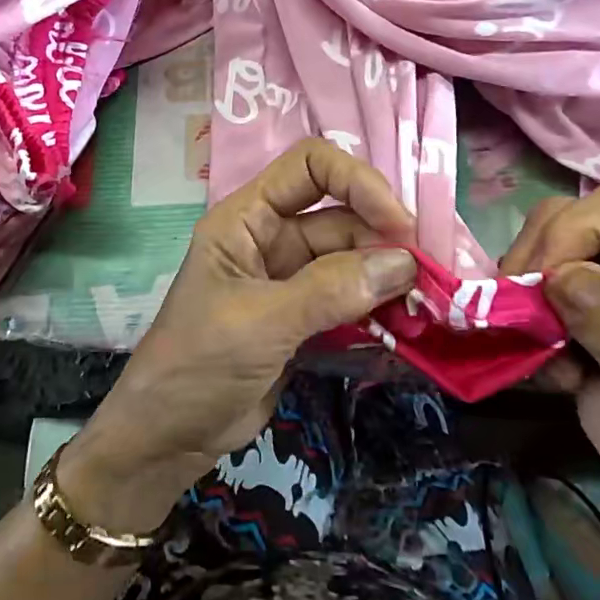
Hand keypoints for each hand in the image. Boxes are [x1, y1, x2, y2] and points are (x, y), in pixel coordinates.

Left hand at [61, 139, 419, 532]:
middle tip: (429, 281)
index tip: (398, 225)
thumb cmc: (199, 363)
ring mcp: (287, 281)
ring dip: (388, 278)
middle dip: (384, 242)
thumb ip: (329, 290)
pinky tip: (407, 325)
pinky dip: (378, 308)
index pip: (309, 167)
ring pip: (351, 261)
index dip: (357, 182)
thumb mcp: (260, 322)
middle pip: (341, 217)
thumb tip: (403, 263)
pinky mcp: (302, 320)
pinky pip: (350, 299)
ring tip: (427, 305)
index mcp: (245, 220)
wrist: (170, 432)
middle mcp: (268, 240)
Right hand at [499, 176, 599, 572]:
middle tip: (515, 309)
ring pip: (558, 247)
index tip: (542, 277)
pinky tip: (544, 364)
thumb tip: (561, 273)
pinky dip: (527, 319)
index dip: (584, 224)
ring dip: (527, 289)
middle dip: (541, 255)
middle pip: (592, 216)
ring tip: (533, 345)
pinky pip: (545, 289)